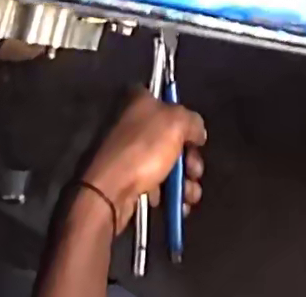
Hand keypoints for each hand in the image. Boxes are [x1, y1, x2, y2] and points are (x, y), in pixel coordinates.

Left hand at [81, 94, 206, 232]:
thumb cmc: (143, 148)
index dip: (184, 117)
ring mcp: (126, 152)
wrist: (108, 191)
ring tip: (190, 195)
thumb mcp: (177, 123)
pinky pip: (153, 183)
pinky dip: (168, 195)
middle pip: (170, 136)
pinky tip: (178, 206)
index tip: (194, 136)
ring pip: (165, 163)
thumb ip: (193, 122)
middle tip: (195, 171)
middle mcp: (130, 121)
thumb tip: (198, 132)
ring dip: (182, 181)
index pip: (166, 99)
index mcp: (138, 99)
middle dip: (188, 157)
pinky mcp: (124, 179)